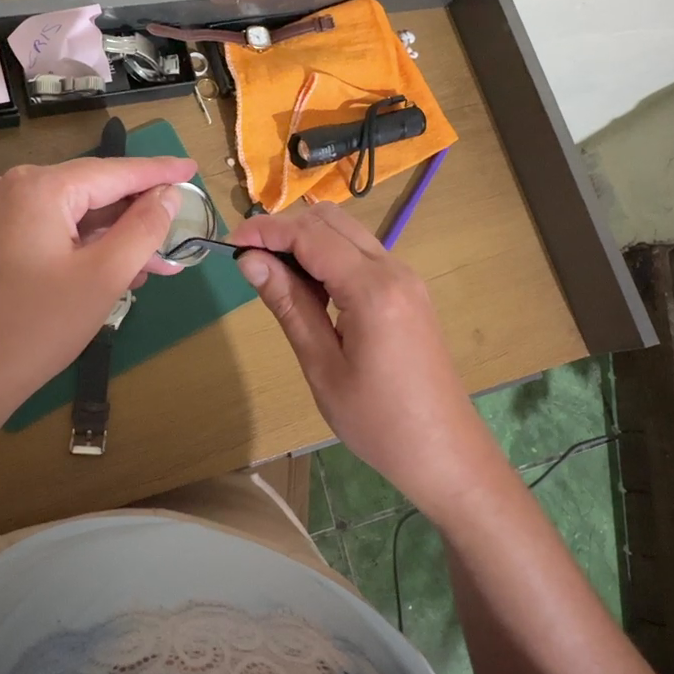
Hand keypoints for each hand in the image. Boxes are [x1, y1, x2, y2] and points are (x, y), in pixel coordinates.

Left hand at [0, 156, 196, 428]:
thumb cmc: (36, 330)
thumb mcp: (103, 277)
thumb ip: (143, 228)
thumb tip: (167, 194)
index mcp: (37, 187)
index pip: (113, 171)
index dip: (158, 172)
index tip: (192, 168)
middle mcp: (9, 187)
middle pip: (89, 190)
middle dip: (135, 215)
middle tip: (177, 235)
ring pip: (69, 214)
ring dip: (110, 237)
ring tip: (151, 266)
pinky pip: (46, 229)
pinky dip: (80, 245)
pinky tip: (108, 270)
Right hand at [227, 203, 508, 517]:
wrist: (445, 452)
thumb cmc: (378, 421)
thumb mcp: (322, 366)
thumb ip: (288, 305)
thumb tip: (250, 261)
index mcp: (372, 289)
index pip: (310, 235)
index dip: (266, 231)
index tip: (229, 243)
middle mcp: (394, 270)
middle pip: (330, 220)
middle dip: (285, 229)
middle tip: (249, 261)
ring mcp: (406, 278)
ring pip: (348, 232)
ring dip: (307, 241)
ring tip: (274, 277)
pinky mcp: (409, 291)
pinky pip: (362, 254)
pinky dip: (330, 256)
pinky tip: (311, 290)